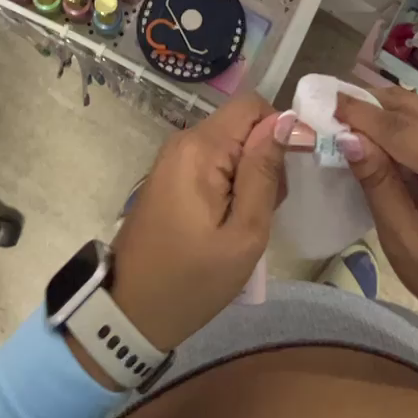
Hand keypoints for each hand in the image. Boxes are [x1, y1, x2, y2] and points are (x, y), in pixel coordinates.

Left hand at [107, 93, 288, 353]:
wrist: (130, 312)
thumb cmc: (191, 280)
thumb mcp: (243, 234)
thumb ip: (264, 173)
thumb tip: (286, 121)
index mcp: (200, 149)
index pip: (252, 105)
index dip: (279, 130)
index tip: (287, 174)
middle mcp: (184, 141)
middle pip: (242, 124)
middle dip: (265, 157)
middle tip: (265, 209)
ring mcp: (173, 158)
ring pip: (230, 143)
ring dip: (250, 173)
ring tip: (247, 221)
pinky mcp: (170, 175)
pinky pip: (212, 160)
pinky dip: (230, 182)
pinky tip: (229, 220)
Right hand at [336, 87, 417, 368]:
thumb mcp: (405, 243)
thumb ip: (378, 184)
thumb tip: (347, 137)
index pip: (399, 128)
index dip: (357, 114)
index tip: (318, 106)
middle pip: (409, 107)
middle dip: (366, 105)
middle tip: (325, 115)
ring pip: (417, 107)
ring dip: (380, 111)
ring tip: (344, 126)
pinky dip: (397, 122)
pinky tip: (375, 139)